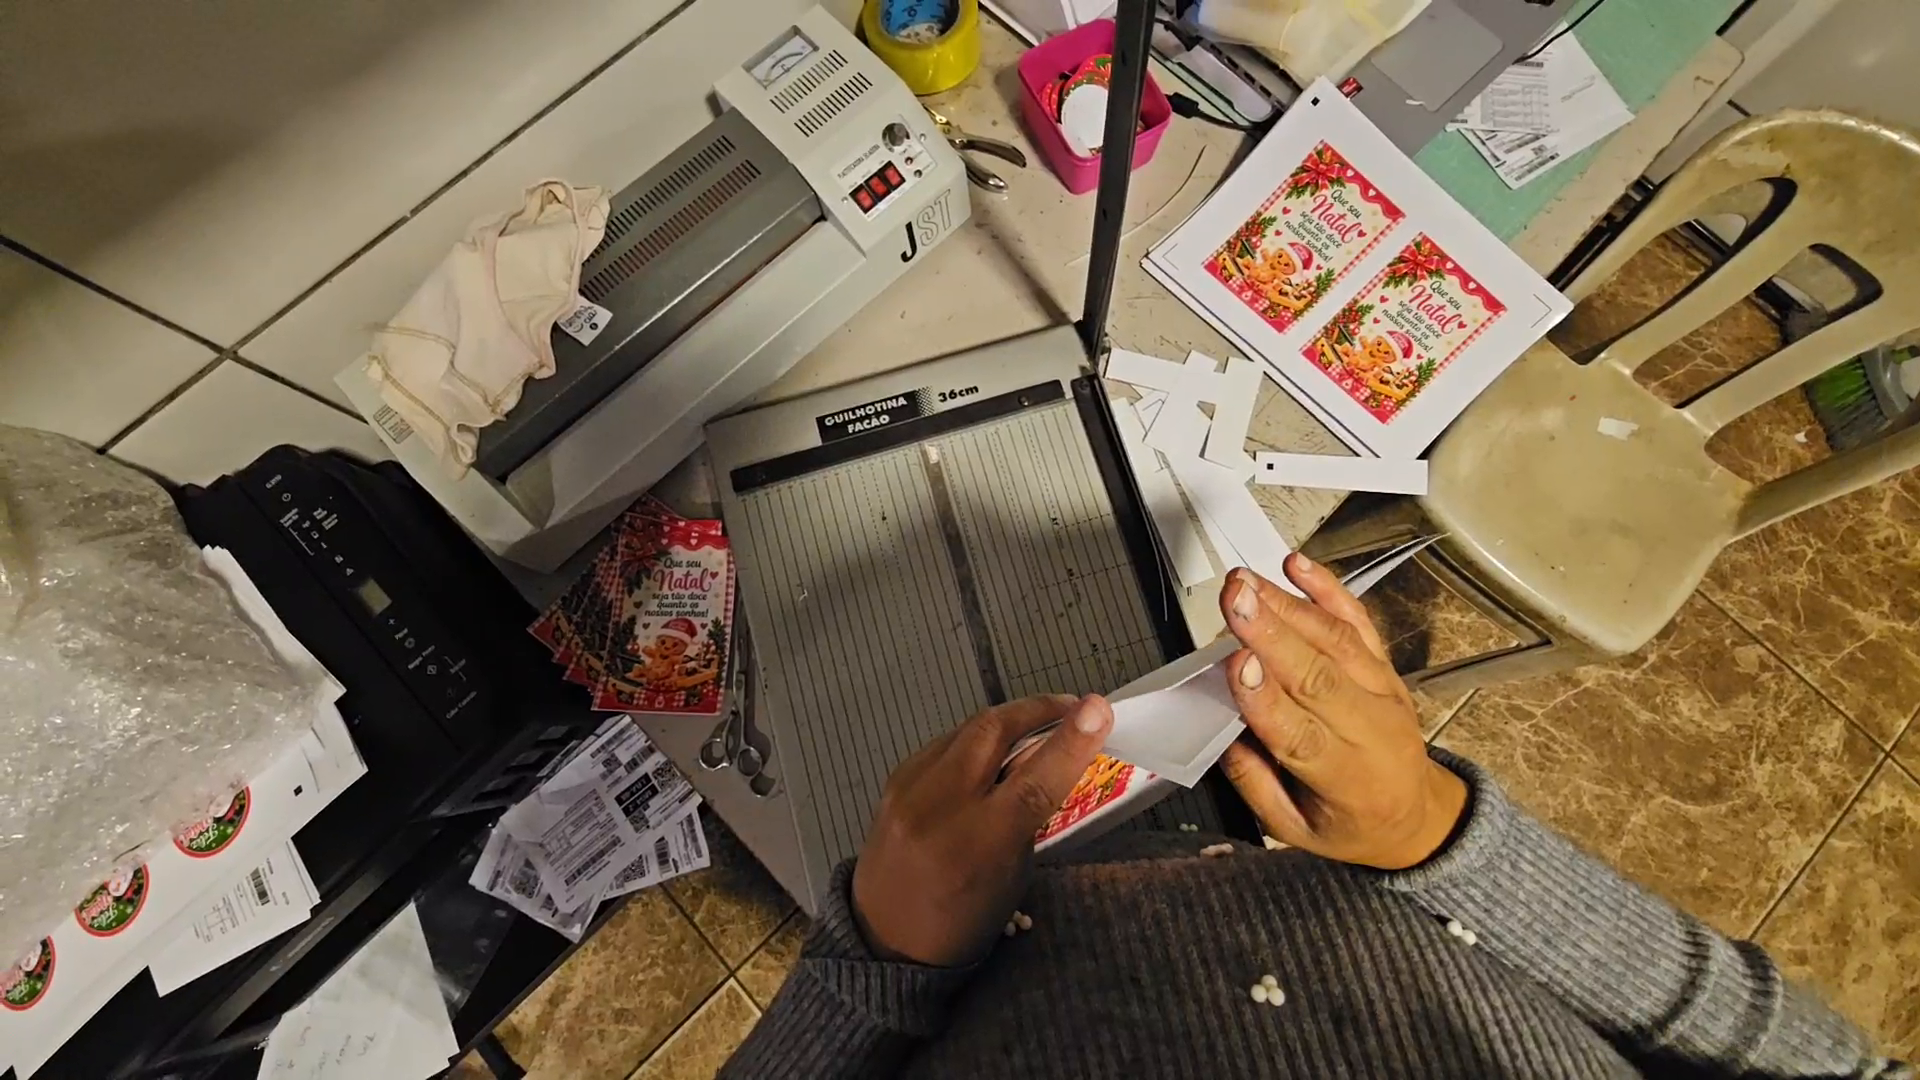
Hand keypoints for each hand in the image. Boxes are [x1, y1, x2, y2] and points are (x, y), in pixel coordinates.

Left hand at [851, 694, 1113, 966]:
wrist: (882, 938)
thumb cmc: (961, 921)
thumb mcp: (1012, 876)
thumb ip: (1030, 813)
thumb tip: (1051, 755)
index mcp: (977, 845)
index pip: (1033, 781)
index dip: (1070, 741)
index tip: (1099, 708)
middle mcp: (938, 805)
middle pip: (993, 730)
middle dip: (1038, 708)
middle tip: (1071, 707)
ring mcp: (910, 785)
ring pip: (970, 727)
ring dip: (1009, 719)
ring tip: (1038, 722)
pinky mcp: (896, 774)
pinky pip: (947, 741)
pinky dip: (977, 737)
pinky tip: (993, 747)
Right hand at [1217, 555, 1466, 869]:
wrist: (1416, 813)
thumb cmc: (1347, 822)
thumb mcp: (1293, 830)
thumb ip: (1253, 781)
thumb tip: (1224, 724)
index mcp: (1346, 779)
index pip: (1301, 734)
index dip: (1266, 698)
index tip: (1236, 663)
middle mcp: (1370, 728)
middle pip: (1319, 674)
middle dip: (1272, 632)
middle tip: (1234, 597)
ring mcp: (1382, 688)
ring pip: (1335, 639)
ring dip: (1286, 604)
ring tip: (1244, 581)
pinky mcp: (1383, 664)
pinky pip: (1358, 620)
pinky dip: (1329, 588)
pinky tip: (1296, 564)